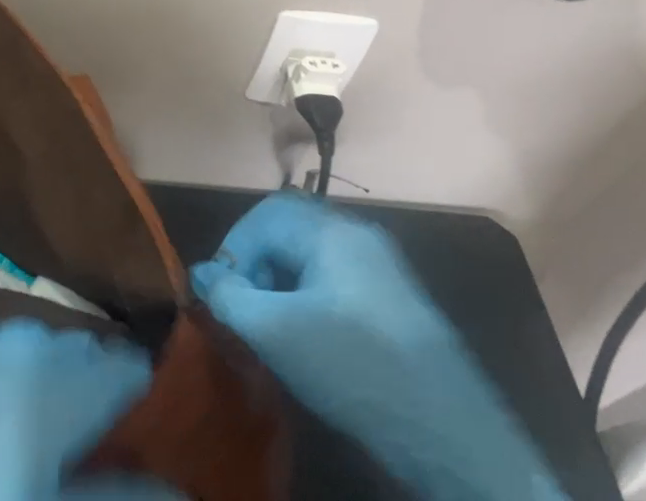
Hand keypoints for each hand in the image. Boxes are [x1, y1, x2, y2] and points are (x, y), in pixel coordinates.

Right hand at [190, 192, 565, 500]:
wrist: (445, 431)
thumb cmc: (351, 366)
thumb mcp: (274, 331)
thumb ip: (228, 296)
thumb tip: (201, 274)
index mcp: (335, 232)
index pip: (266, 214)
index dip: (234, 247)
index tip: (221, 292)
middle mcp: (361, 239)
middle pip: (289, 232)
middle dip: (255, 266)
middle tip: (241, 308)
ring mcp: (382, 273)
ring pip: (311, 261)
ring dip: (278, 286)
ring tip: (266, 329)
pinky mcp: (393, 307)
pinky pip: (334, 284)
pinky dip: (305, 302)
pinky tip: (303, 342)